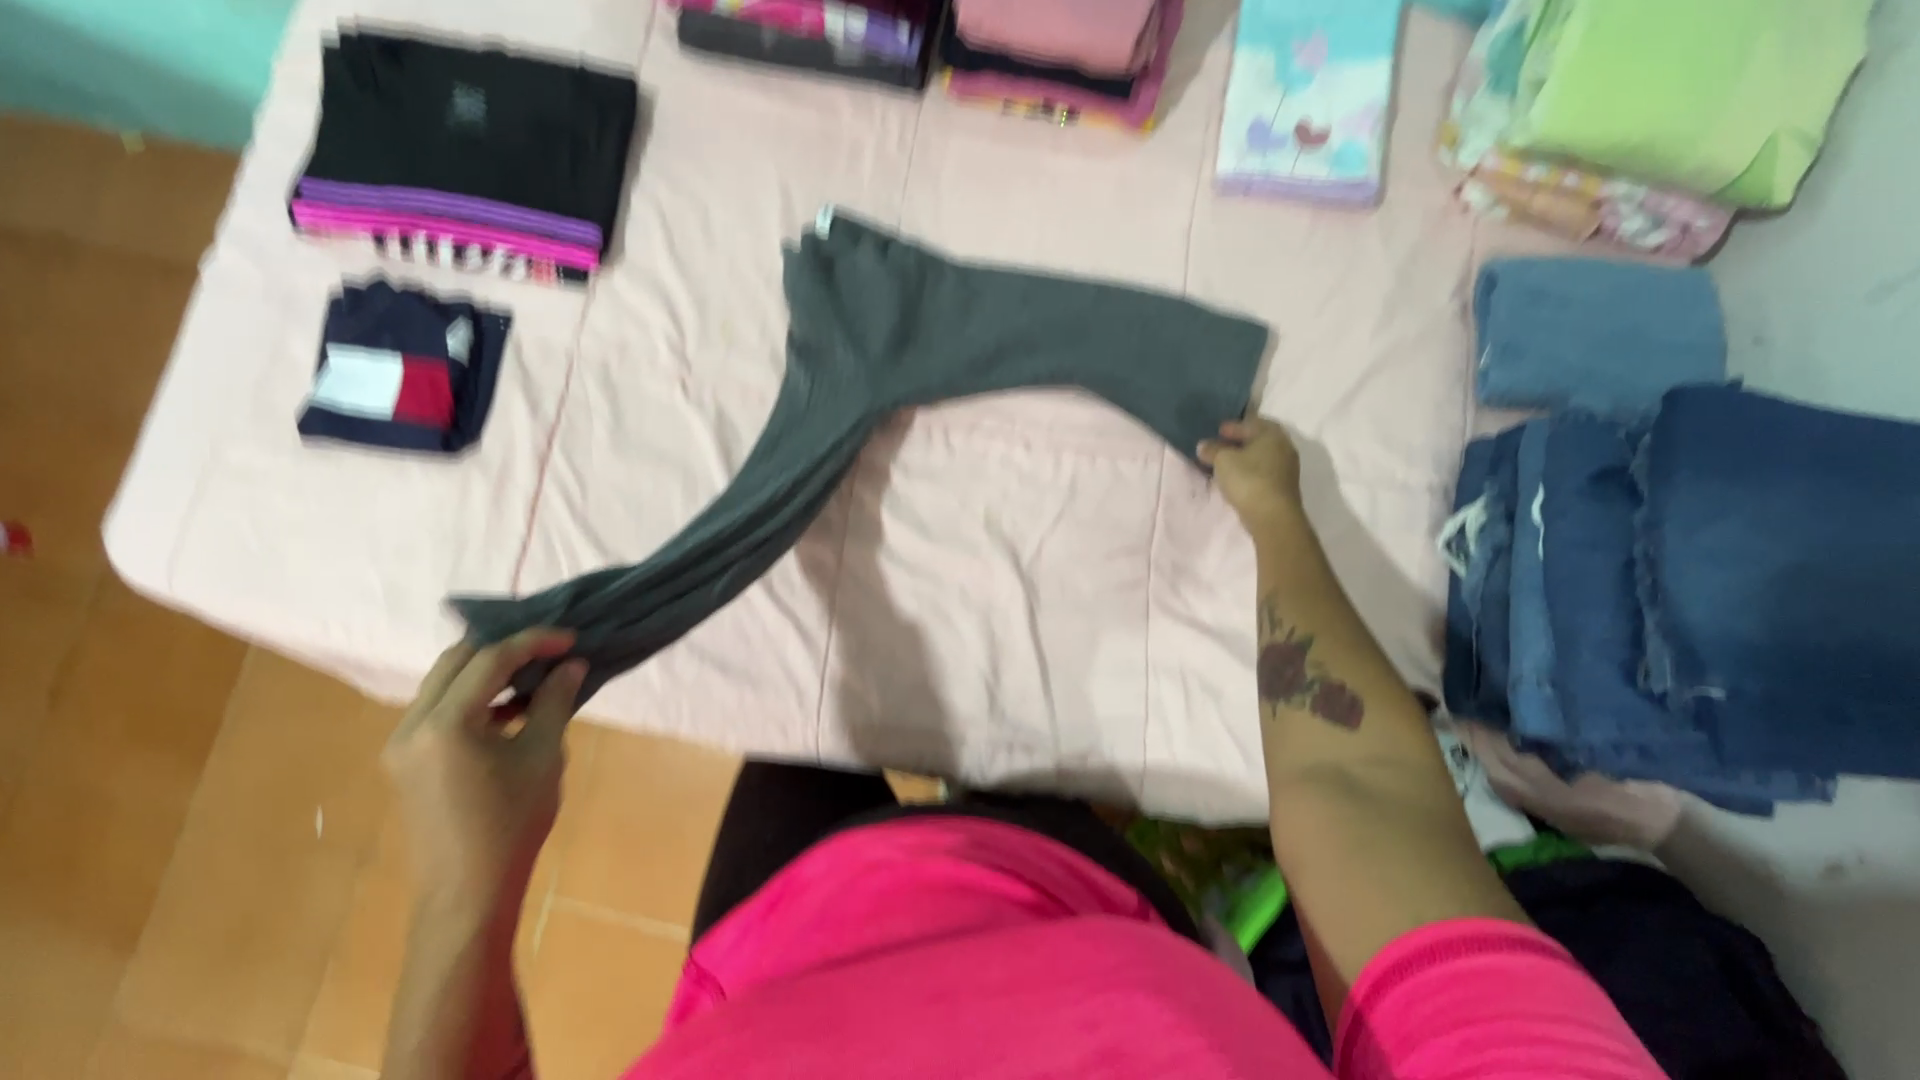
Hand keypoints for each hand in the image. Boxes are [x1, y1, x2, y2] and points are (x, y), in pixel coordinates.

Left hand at [383, 629, 588, 904]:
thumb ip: (554, 703)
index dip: (534, 642)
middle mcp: (412, 724)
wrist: (466, 891)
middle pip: (457, 661)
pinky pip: (439, 709)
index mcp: (445, 723)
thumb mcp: (541, 757)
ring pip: (444, 682)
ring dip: (488, 672)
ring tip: (535, 677)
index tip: (571, 638)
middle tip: (550, 651)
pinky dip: (474, 698)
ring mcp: (402, 743)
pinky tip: (511, 710)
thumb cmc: (511, 824)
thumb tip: (571, 666)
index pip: (490, 659)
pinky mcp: (406, 760)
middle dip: (504, 648)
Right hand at [1198, 417, 1302, 529]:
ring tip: (1225, 462)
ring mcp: (1286, 468)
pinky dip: (1249, 470)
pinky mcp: (1283, 486)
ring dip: (1243, 457)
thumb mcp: (1223, 460)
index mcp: (1272, 434)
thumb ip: (1212, 449)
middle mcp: (1284, 447)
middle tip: (1220, 445)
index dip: (1232, 426)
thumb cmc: (1248, 479)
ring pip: (1261, 456)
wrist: (1272, 516)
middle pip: (1258, 439)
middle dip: (1238, 441)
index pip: (1251, 422)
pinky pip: (1263, 471)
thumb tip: (1204, 445)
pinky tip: (1236, 476)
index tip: (1217, 430)